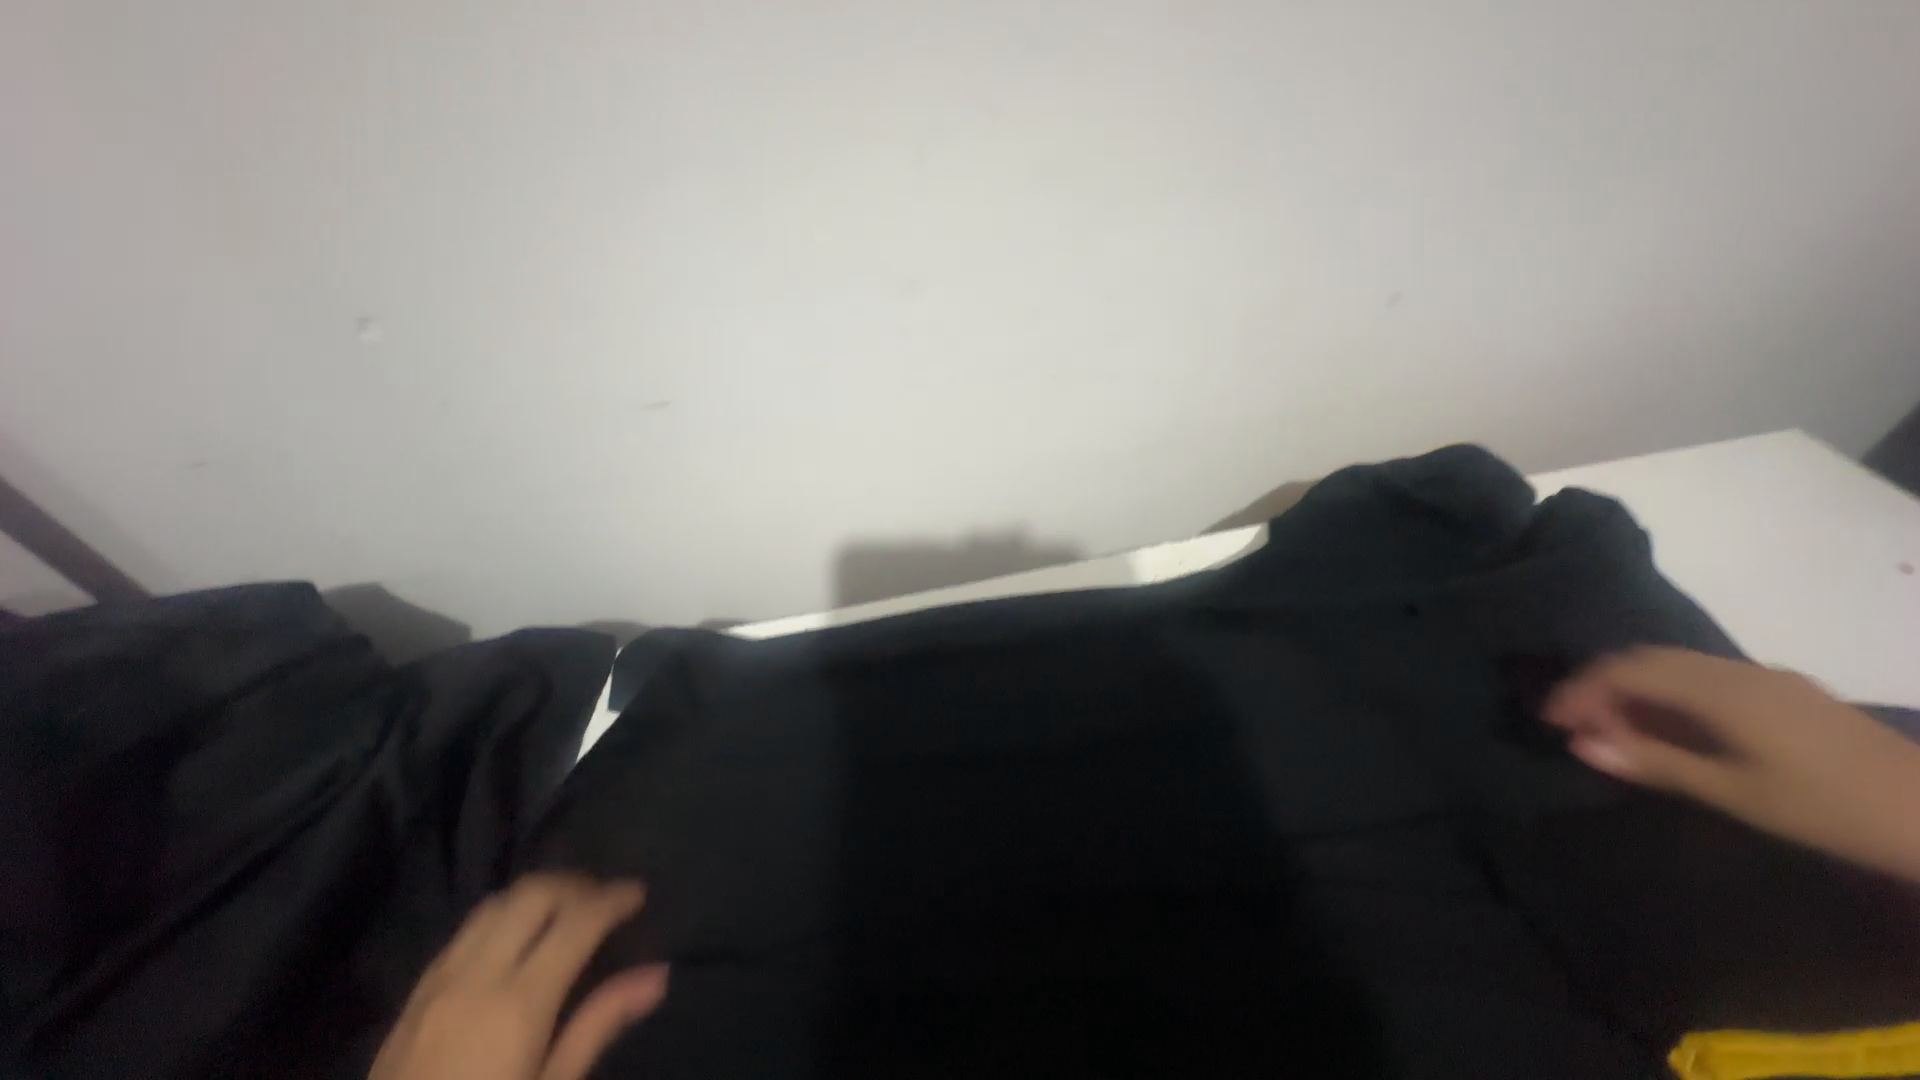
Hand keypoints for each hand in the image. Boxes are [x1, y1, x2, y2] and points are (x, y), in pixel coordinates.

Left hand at [370, 874, 668, 1079]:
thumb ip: (598, 1025)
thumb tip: (656, 974)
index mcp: (520, 1002)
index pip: (577, 921)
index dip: (614, 898)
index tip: (639, 893)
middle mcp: (478, 975)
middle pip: (534, 894)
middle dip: (577, 885)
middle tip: (605, 901)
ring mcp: (441, 980)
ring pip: (497, 902)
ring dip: (538, 894)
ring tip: (567, 910)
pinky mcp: (416, 993)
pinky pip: (467, 929)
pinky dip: (504, 914)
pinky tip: (518, 937)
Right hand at [1545, 646, 1919, 882]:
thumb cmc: (1830, 809)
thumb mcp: (1734, 793)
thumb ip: (1654, 762)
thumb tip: (1582, 744)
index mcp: (1719, 690)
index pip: (1625, 671)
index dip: (1579, 690)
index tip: (1550, 721)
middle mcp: (1736, 670)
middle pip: (1646, 659)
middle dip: (1601, 685)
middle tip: (1576, 724)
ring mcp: (1765, 678)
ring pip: (1675, 665)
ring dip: (1634, 688)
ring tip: (1613, 727)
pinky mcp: (1784, 693)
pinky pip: (1704, 677)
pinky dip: (1668, 693)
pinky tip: (1668, 726)